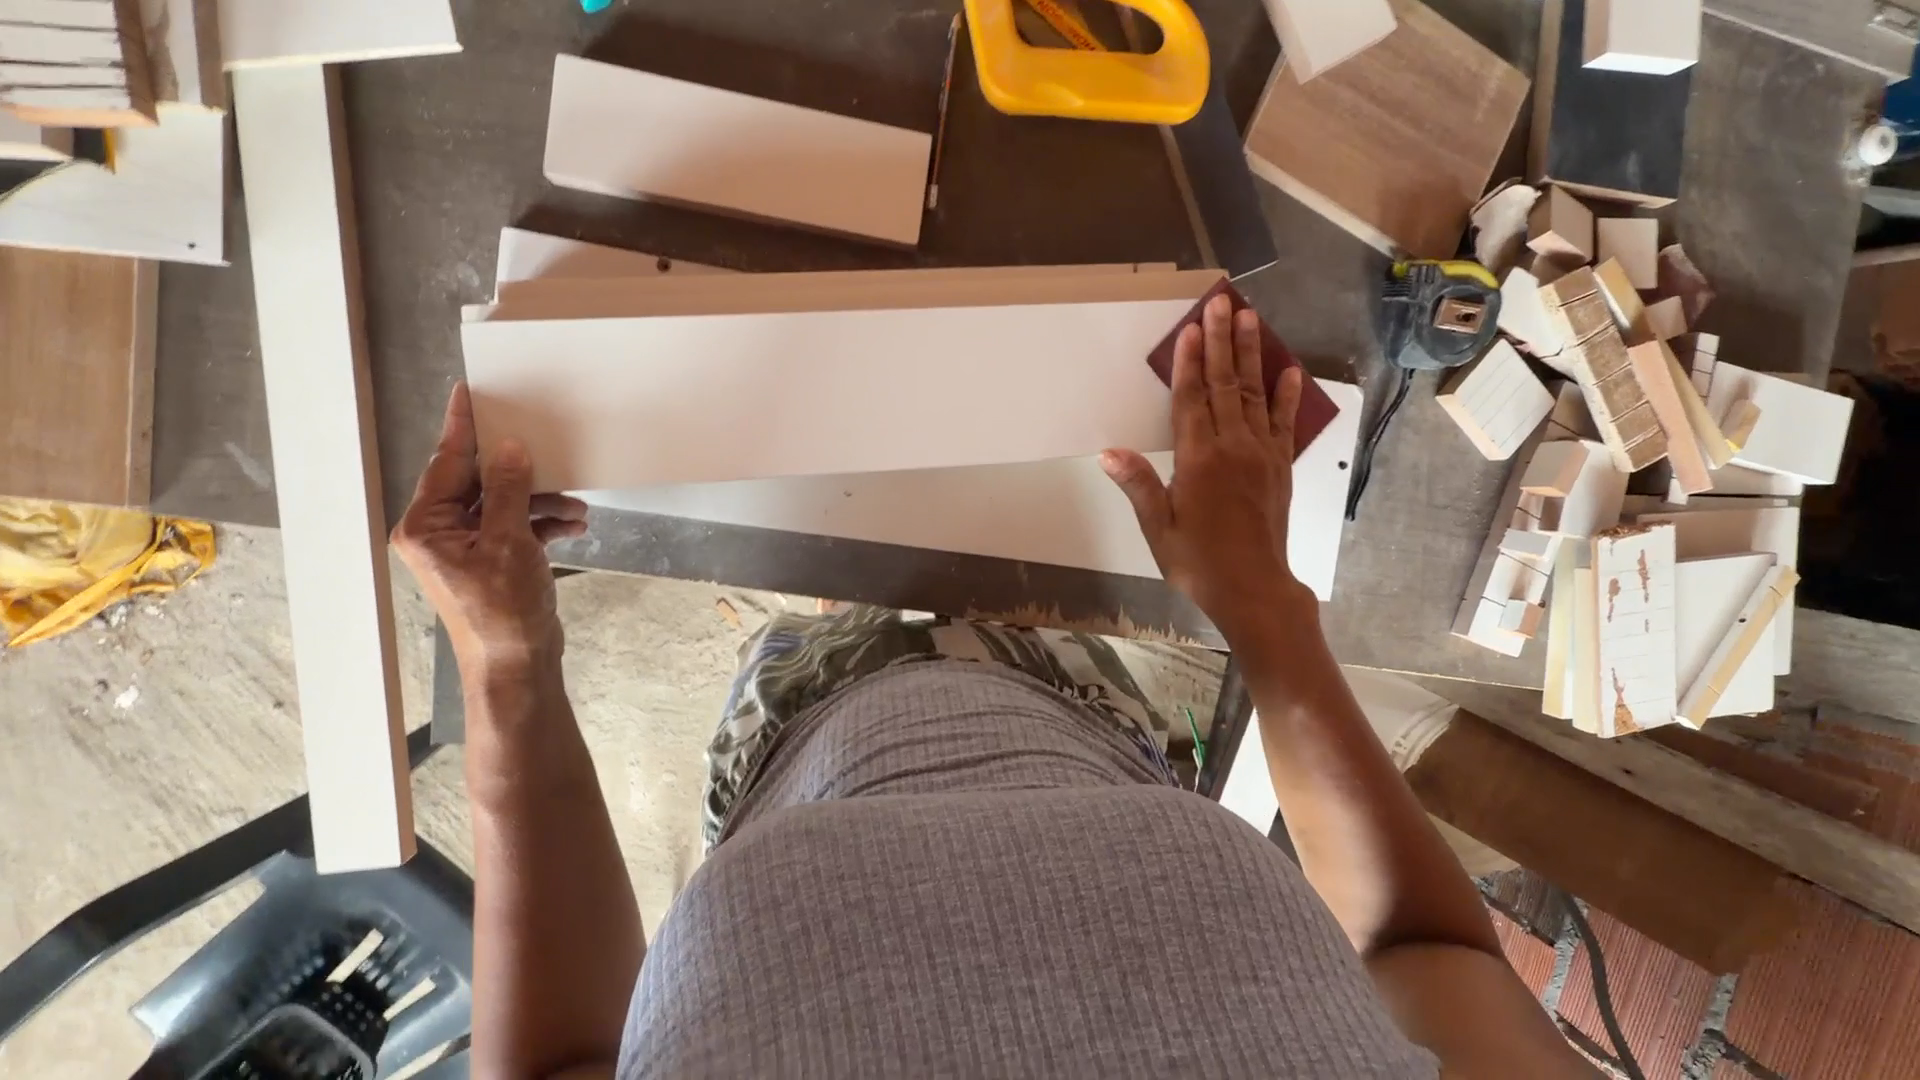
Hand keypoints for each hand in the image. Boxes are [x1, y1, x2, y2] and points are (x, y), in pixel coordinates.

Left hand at [392, 383, 588, 682]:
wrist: (518, 664)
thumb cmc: (504, 609)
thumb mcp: (510, 543)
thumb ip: (509, 492)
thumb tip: (511, 450)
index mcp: (426, 527)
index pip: (446, 463)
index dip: (462, 428)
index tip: (468, 393)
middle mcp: (439, 533)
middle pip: (479, 482)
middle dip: (520, 473)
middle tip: (544, 446)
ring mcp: (467, 548)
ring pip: (504, 504)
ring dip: (541, 502)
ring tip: (575, 507)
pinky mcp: (493, 561)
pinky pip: (517, 527)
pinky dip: (544, 524)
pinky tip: (573, 526)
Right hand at [1101, 294, 1315, 639]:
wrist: (1254, 588)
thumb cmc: (1198, 562)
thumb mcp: (1158, 529)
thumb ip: (1138, 486)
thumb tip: (1109, 453)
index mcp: (1198, 460)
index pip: (1191, 399)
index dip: (1189, 362)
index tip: (1192, 327)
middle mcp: (1232, 447)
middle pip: (1224, 384)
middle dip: (1222, 342)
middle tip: (1223, 303)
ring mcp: (1260, 454)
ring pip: (1253, 394)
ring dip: (1251, 355)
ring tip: (1250, 319)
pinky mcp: (1279, 466)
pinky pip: (1282, 422)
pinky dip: (1286, 395)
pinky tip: (1290, 371)